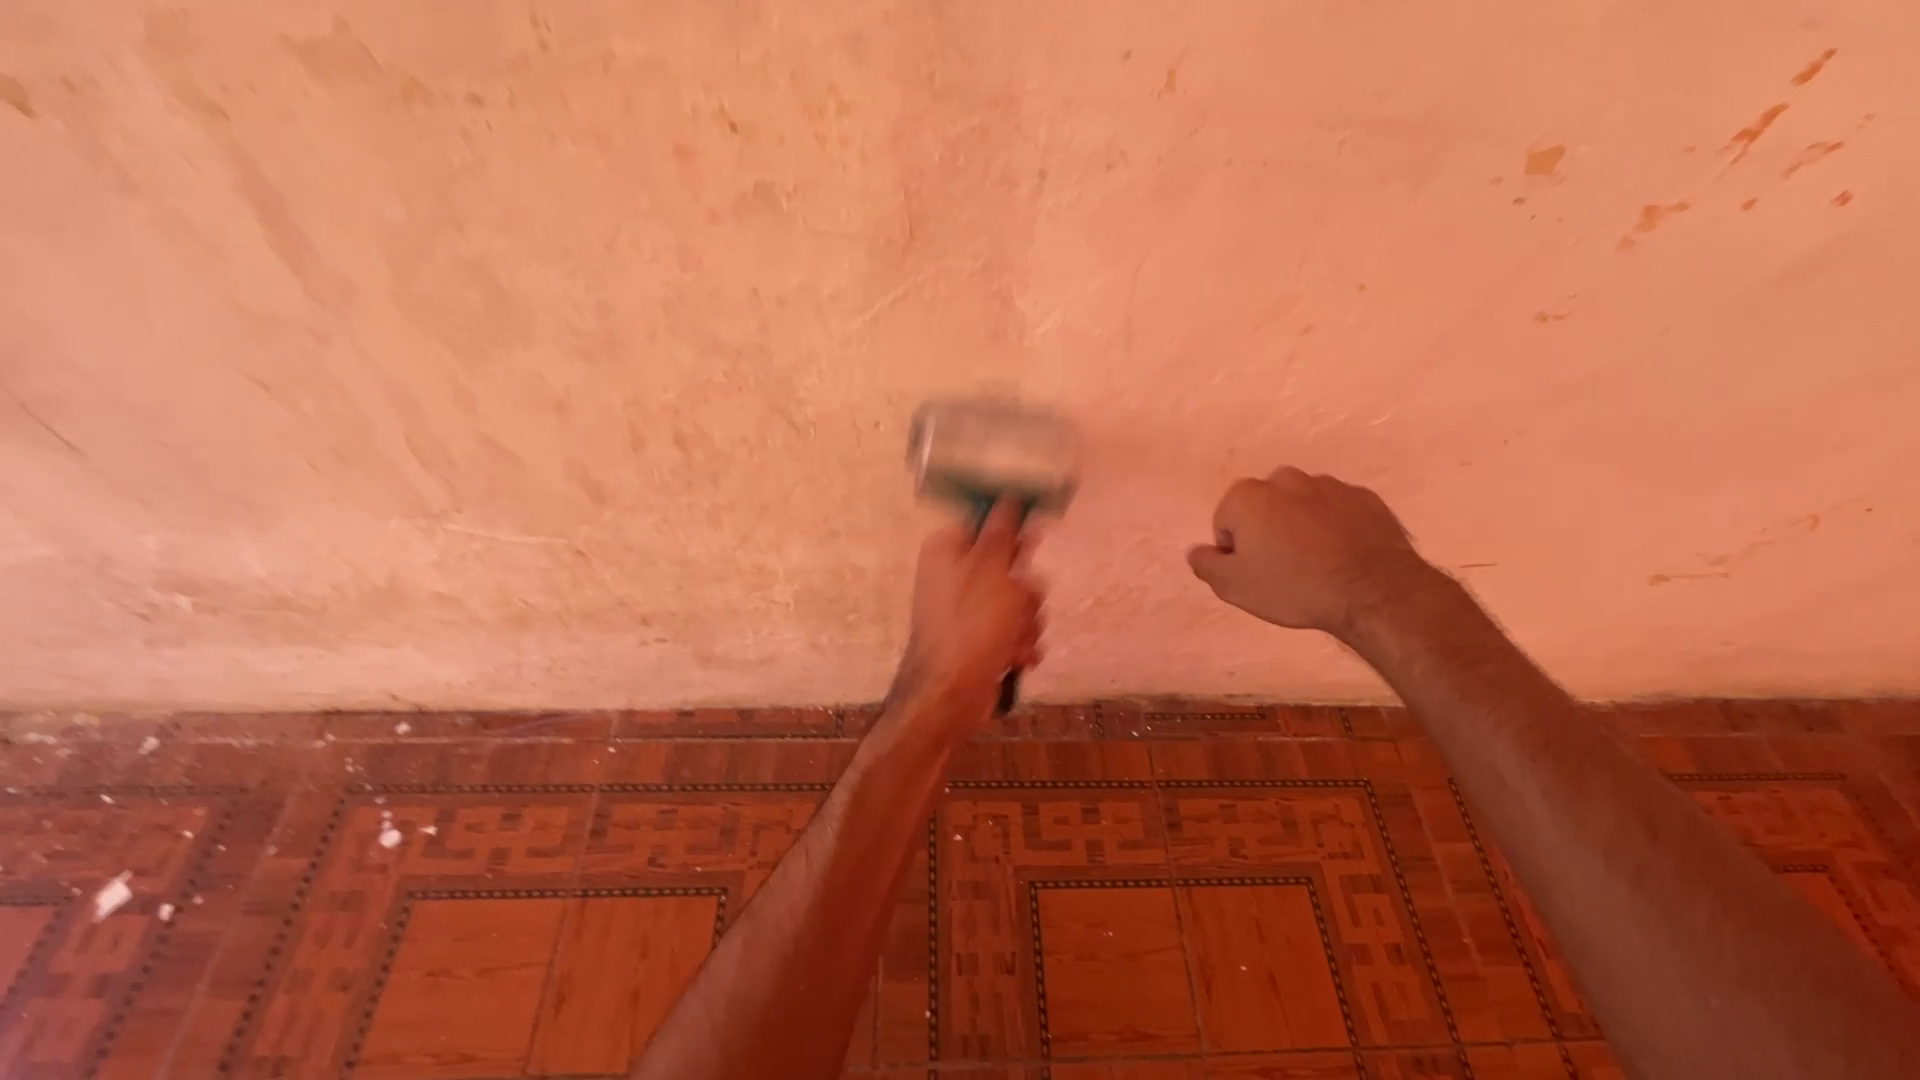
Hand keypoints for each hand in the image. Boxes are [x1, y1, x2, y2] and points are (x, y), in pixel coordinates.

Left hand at [893, 501, 1044, 715]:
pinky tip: (1014, 658)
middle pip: (1012, 566)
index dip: (1013, 536)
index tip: (1031, 547)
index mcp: (948, 549)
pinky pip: (1016, 630)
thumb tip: (1009, 494)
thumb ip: (1003, 529)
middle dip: (1025, 592)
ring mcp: (968, 611)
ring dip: (1026, 622)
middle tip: (1018, 605)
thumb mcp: (991, 567)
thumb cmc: (971, 624)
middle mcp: (955, 576)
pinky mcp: (981, 640)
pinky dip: (1020, 644)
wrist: (951, 694)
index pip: (988, 524)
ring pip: (1020, 602)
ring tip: (1013, 640)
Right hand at [1187, 466, 1437, 636]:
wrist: (1373, 591)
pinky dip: (1336, 529)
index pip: (1226, 522)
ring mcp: (1330, 486)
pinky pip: (1339, 513)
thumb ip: (1206, 564)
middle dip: (1268, 532)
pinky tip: (1343, 558)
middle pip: (1264, 508)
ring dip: (1302, 529)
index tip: (1255, 573)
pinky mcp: (1366, 498)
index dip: (1236, 551)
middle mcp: (1286, 480)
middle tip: (1282, 569)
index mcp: (1248, 496)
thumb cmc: (1293, 587)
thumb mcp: (1234, 586)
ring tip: (1316, 566)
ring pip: (1302, 507)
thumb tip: (1196, 550)